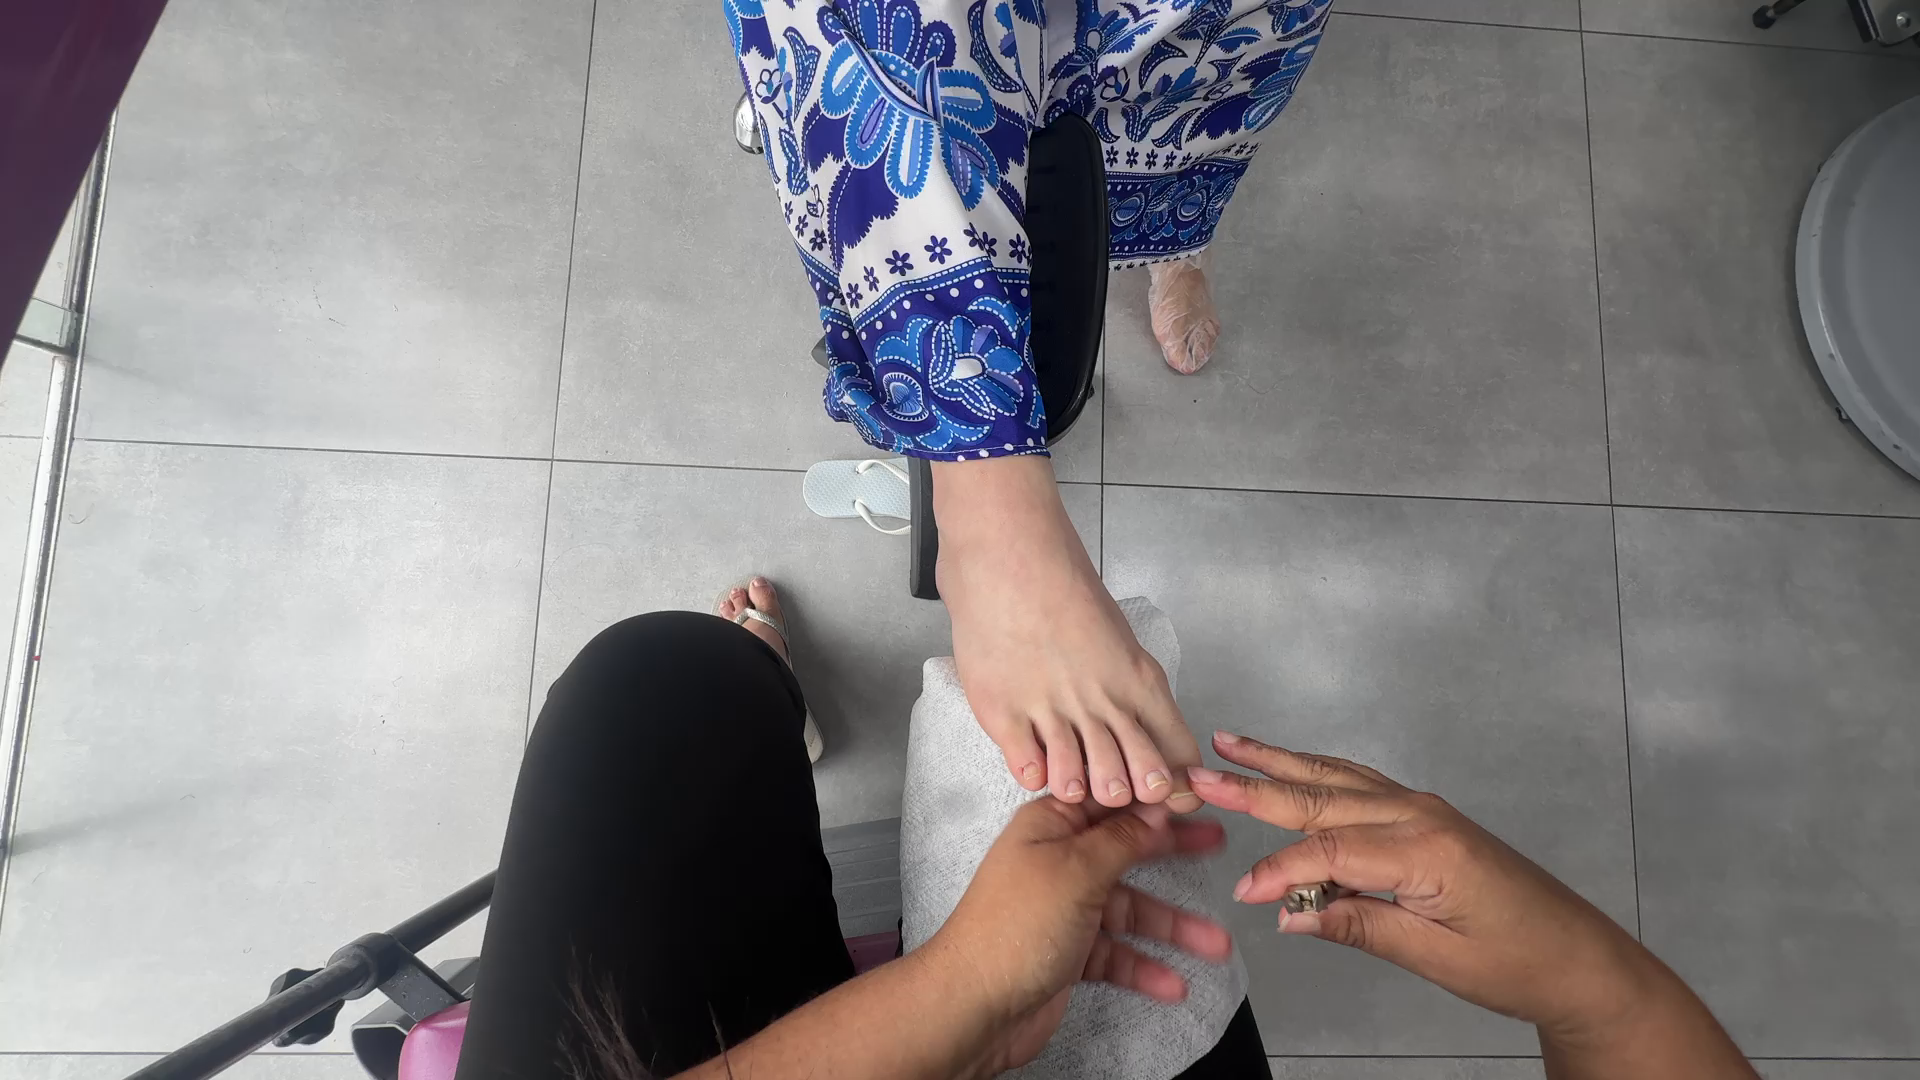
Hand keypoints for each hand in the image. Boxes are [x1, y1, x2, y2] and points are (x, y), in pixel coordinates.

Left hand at [923, 798, 1231, 1074]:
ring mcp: (1064, 907)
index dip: (1150, 797)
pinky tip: (1173, 983)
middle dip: (1170, 852)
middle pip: (1126, 850)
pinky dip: (1144, 967)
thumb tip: (1152, 808)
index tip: (1191, 797)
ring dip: (1171, 928)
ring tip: (1216, 944)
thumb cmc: (1014, 926)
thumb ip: (1120, 839)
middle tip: (1214, 845)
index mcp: (1051, 824)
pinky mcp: (1069, 951)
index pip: (1109, 801)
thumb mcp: (1076, 869)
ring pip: (1128, 909)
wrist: (976, 1003)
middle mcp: (1058, 860)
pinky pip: (1117, 954)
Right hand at [933, 455, 1202, 809]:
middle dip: (1122, 791)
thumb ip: (1127, 679)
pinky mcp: (1003, 713)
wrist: (1007, 552)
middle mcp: (1101, 703)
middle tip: (1104, 775)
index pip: (1176, 756)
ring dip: (1075, 783)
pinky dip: (1033, 770)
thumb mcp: (1114, 630)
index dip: (1171, 783)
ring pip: (1080, 785)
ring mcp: (1050, 711)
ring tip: (1065, 765)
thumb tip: (1132, 720)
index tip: (1155, 785)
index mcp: (1139, 680)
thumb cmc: (1062, 578)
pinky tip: (1031, 751)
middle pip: (1131, 784)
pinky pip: (1028, 772)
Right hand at [1185, 731, 1674, 1040]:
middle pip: (1318, 795)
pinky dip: (1310, 768)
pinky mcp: (1417, 807)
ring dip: (1275, 760)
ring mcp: (1416, 803)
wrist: (1582, 958)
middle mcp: (1415, 812)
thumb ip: (1357, 924)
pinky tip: (1286, 762)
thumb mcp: (1437, 958)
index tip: (1245, 890)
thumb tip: (1288, 913)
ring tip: (1229, 743)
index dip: (1281, 869)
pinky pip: (1352, 779)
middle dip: (1254, 786)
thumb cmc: (1517, 963)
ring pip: (1330, 775)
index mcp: (1424, 849)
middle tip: (1202, 775)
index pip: (1330, 851)